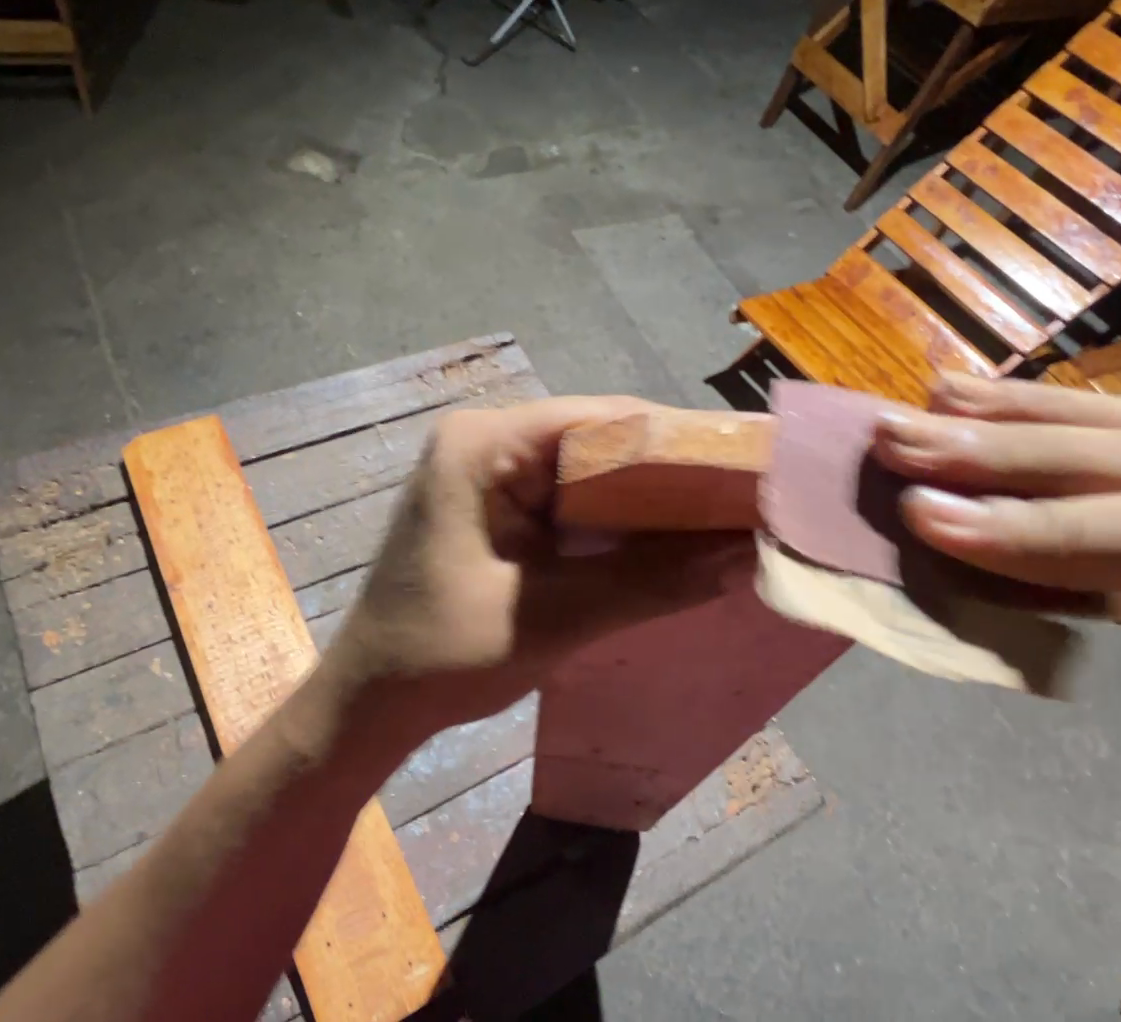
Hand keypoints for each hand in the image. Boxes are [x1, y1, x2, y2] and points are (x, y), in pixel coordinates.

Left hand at [322, 397, 749, 747]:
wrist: (371, 700)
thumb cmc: (443, 656)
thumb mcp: (552, 618)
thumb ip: (648, 584)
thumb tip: (744, 555)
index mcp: (482, 444)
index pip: (602, 419)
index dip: (680, 442)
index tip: (749, 471)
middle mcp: (486, 441)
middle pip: (600, 441)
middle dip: (671, 476)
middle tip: (749, 503)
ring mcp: (490, 474)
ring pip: (591, 473)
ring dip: (649, 503)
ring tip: (726, 523)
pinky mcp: (498, 508)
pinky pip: (572, 503)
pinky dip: (617, 525)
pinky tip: (667, 545)